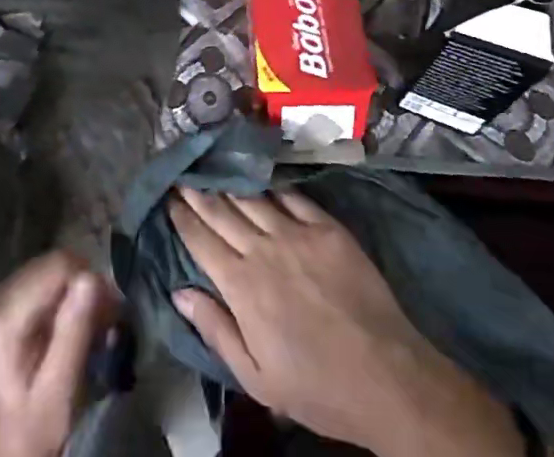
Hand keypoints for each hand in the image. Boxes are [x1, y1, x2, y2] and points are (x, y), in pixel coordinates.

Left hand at [0, 250, 119, 456]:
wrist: (17, 433)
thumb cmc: (41, 416)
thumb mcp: (62, 385)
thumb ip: (74, 332)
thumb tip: (91, 278)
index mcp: (3, 319)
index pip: (58, 268)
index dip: (89, 286)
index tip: (105, 317)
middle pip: (58, 263)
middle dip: (87, 287)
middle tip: (102, 322)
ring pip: (57, 265)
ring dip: (81, 289)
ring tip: (90, 323)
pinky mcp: (8, 292)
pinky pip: (51, 273)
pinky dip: (70, 291)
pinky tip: (73, 318)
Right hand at [169, 187, 522, 456]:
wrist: (384, 373)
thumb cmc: (314, 385)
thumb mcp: (254, 375)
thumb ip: (215, 329)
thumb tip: (179, 292)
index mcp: (241, 286)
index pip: (202, 242)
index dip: (183, 218)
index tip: (169, 197)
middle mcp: (265, 250)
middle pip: (224, 213)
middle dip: (200, 192)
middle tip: (184, 173)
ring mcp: (299, 234)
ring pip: (255, 200)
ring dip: (232, 183)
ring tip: (215, 168)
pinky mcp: (329, 229)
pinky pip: (294, 199)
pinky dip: (275, 188)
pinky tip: (263, 179)